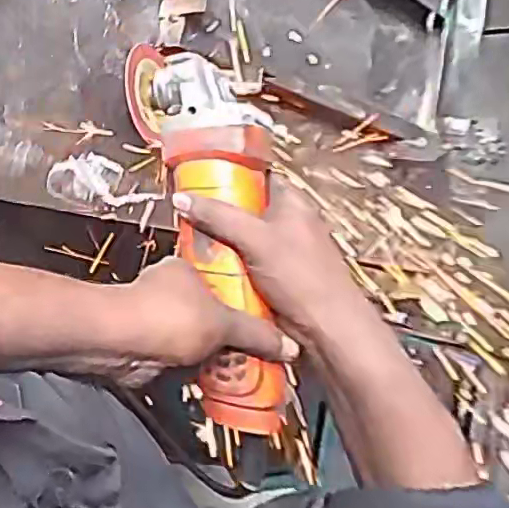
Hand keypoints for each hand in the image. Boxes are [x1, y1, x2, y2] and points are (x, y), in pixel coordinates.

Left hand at [105, 258, 298, 385]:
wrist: (119, 344)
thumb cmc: (166, 316)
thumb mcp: (222, 321)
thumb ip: (256, 332)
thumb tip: (288, 345)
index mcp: (184, 270)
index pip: (224, 281)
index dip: (249, 302)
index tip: (273, 325)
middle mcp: (170, 292)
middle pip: (215, 316)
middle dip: (236, 338)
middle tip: (267, 357)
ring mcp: (160, 320)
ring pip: (202, 342)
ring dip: (220, 360)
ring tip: (253, 376)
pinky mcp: (153, 349)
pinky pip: (187, 363)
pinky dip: (201, 374)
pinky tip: (224, 387)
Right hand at [170, 183, 383, 352]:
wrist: (327, 334)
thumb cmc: (303, 280)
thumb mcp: (256, 239)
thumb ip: (217, 216)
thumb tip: (180, 198)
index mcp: (292, 205)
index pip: (256, 176)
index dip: (228, 173)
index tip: (196, 176)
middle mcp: (286, 224)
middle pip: (241, 208)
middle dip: (213, 211)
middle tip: (185, 211)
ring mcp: (278, 252)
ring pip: (236, 236)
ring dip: (214, 240)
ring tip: (187, 238)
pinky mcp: (269, 276)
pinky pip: (236, 261)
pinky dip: (220, 263)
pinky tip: (201, 265)